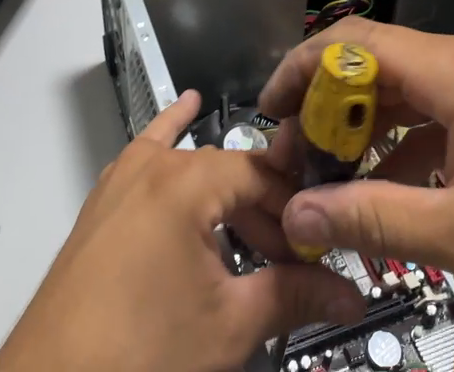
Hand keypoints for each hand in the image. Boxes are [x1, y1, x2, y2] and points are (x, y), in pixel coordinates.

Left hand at [0, 90, 364, 371]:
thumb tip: (350, 296)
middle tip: (290, 264)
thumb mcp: (229, 324)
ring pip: (192, 169)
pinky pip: (146, 153)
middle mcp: (153, 165)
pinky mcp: (103, 201)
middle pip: (228, 174)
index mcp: (186, 181)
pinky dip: (170, 130)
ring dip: (228, 199)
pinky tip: (186, 107)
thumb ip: (294, 296)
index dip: (297, 210)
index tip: (319, 248)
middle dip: (264, 215)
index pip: (262, 176)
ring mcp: (121, 178)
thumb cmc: (145, 347)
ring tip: (258, 232)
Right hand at [259, 18, 453, 332]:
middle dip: (327, 110)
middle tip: (299, 164)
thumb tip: (298, 216)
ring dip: (364, 130)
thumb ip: (370, 219)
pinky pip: (437, 113)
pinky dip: (403, 145)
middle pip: (374, 64)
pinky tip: (390, 191)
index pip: (352, 43)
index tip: (269, 115)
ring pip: (404, 90)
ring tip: (334, 182)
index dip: (299, 71)